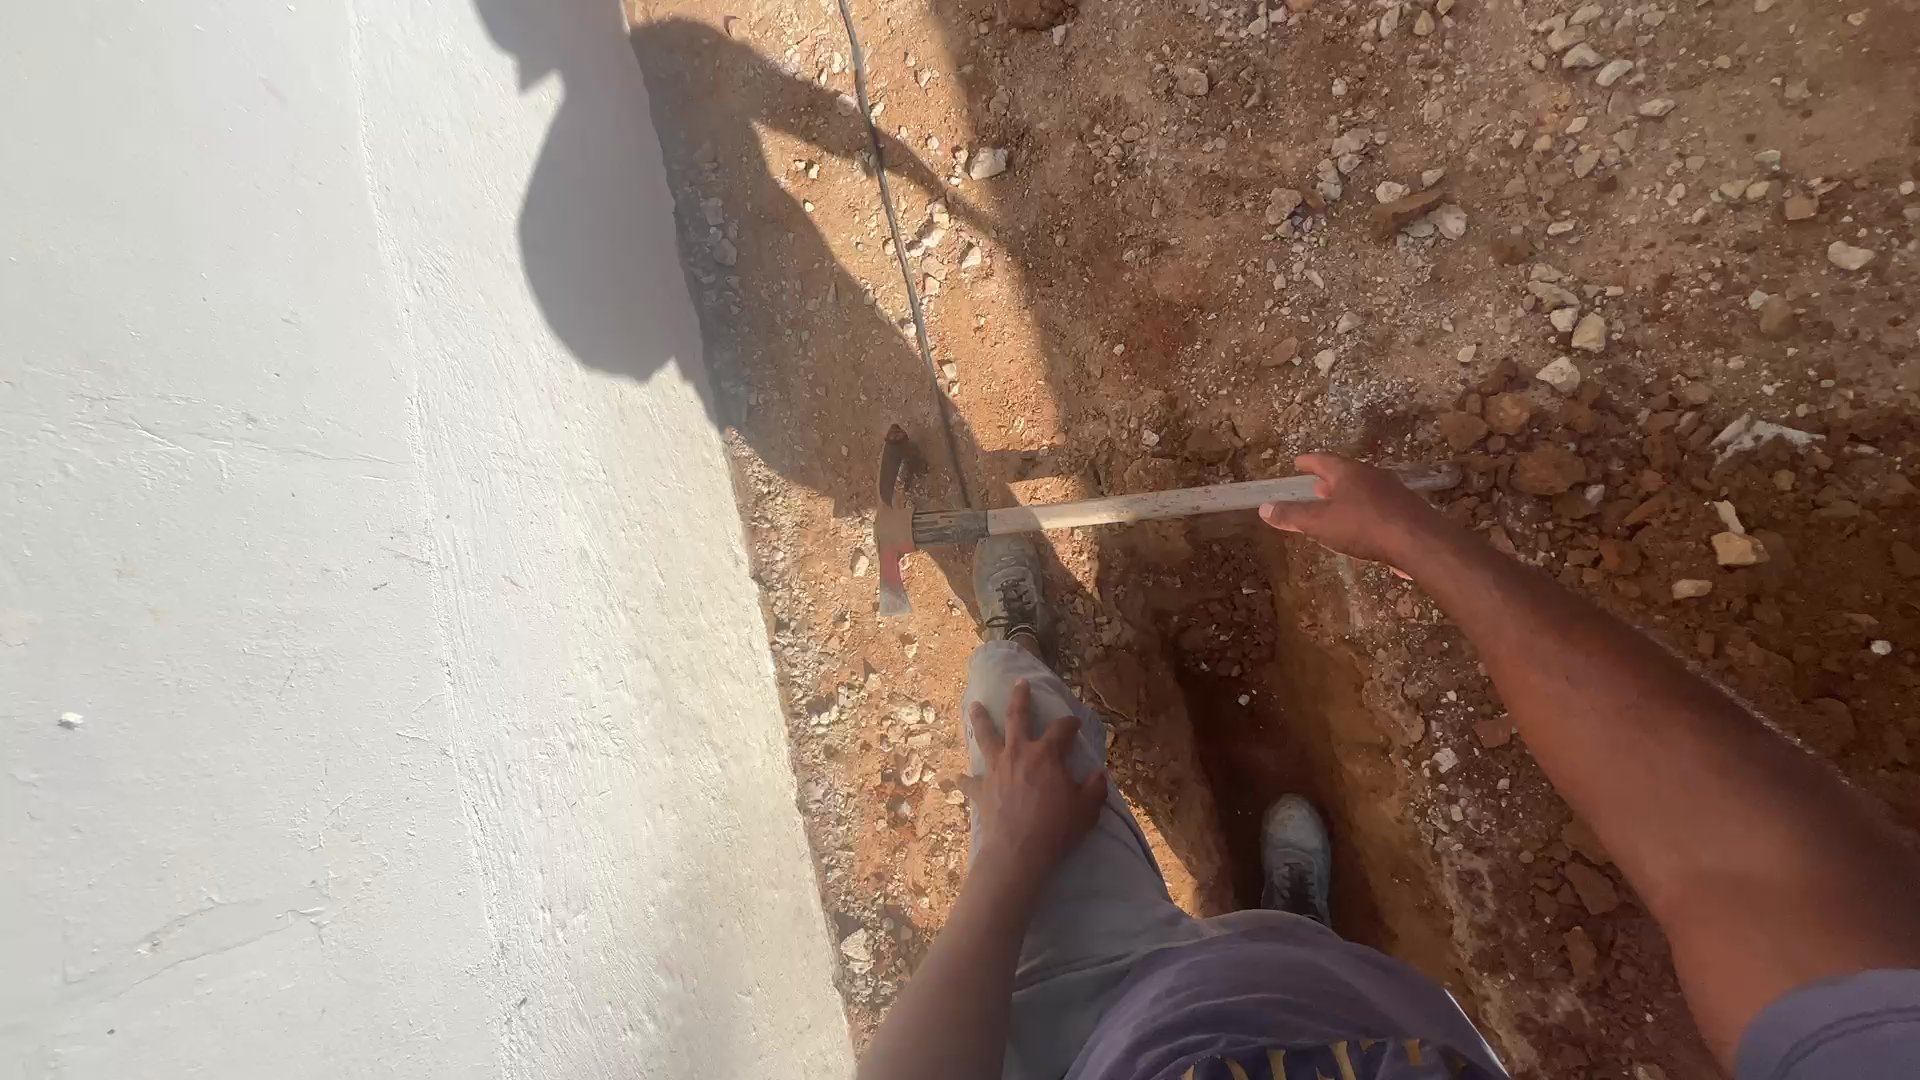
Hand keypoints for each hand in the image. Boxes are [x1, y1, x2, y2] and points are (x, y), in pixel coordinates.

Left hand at [962, 680, 1106, 895]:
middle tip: (1019, 683)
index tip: (1074, 722)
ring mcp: (996, 769)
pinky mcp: (980, 789)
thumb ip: (1095, 789)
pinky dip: (962, 779)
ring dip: (980, 720)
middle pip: (1016, 716)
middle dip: (1019, 697)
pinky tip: (954, 777)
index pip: (1061, 729)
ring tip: (974, 706)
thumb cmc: (1056, 829)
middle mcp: (1018, 753)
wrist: (1019, 853)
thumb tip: (1101, 773)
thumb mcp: (1087, 809)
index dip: (1069, 723)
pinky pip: (968, 781)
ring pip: (985, 737)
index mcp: (1045, 754)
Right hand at [1259, 453, 1449, 569]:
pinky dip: (1364, 510)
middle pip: (1346, 474)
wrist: (1419, 542)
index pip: (1323, 461)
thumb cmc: (1363, 526)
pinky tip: (1361, 525)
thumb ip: (1291, 515)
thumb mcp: (1319, 523)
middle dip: (1329, 480)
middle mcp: (1372, 477)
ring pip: (1365, 489)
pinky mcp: (1407, 512)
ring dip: (1348, 496)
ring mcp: (1393, 493)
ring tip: (1337, 505)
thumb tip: (1264, 508)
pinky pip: (1379, 506)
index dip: (1309, 462)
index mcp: (1349, 474)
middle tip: (1315, 485)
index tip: (1298, 462)